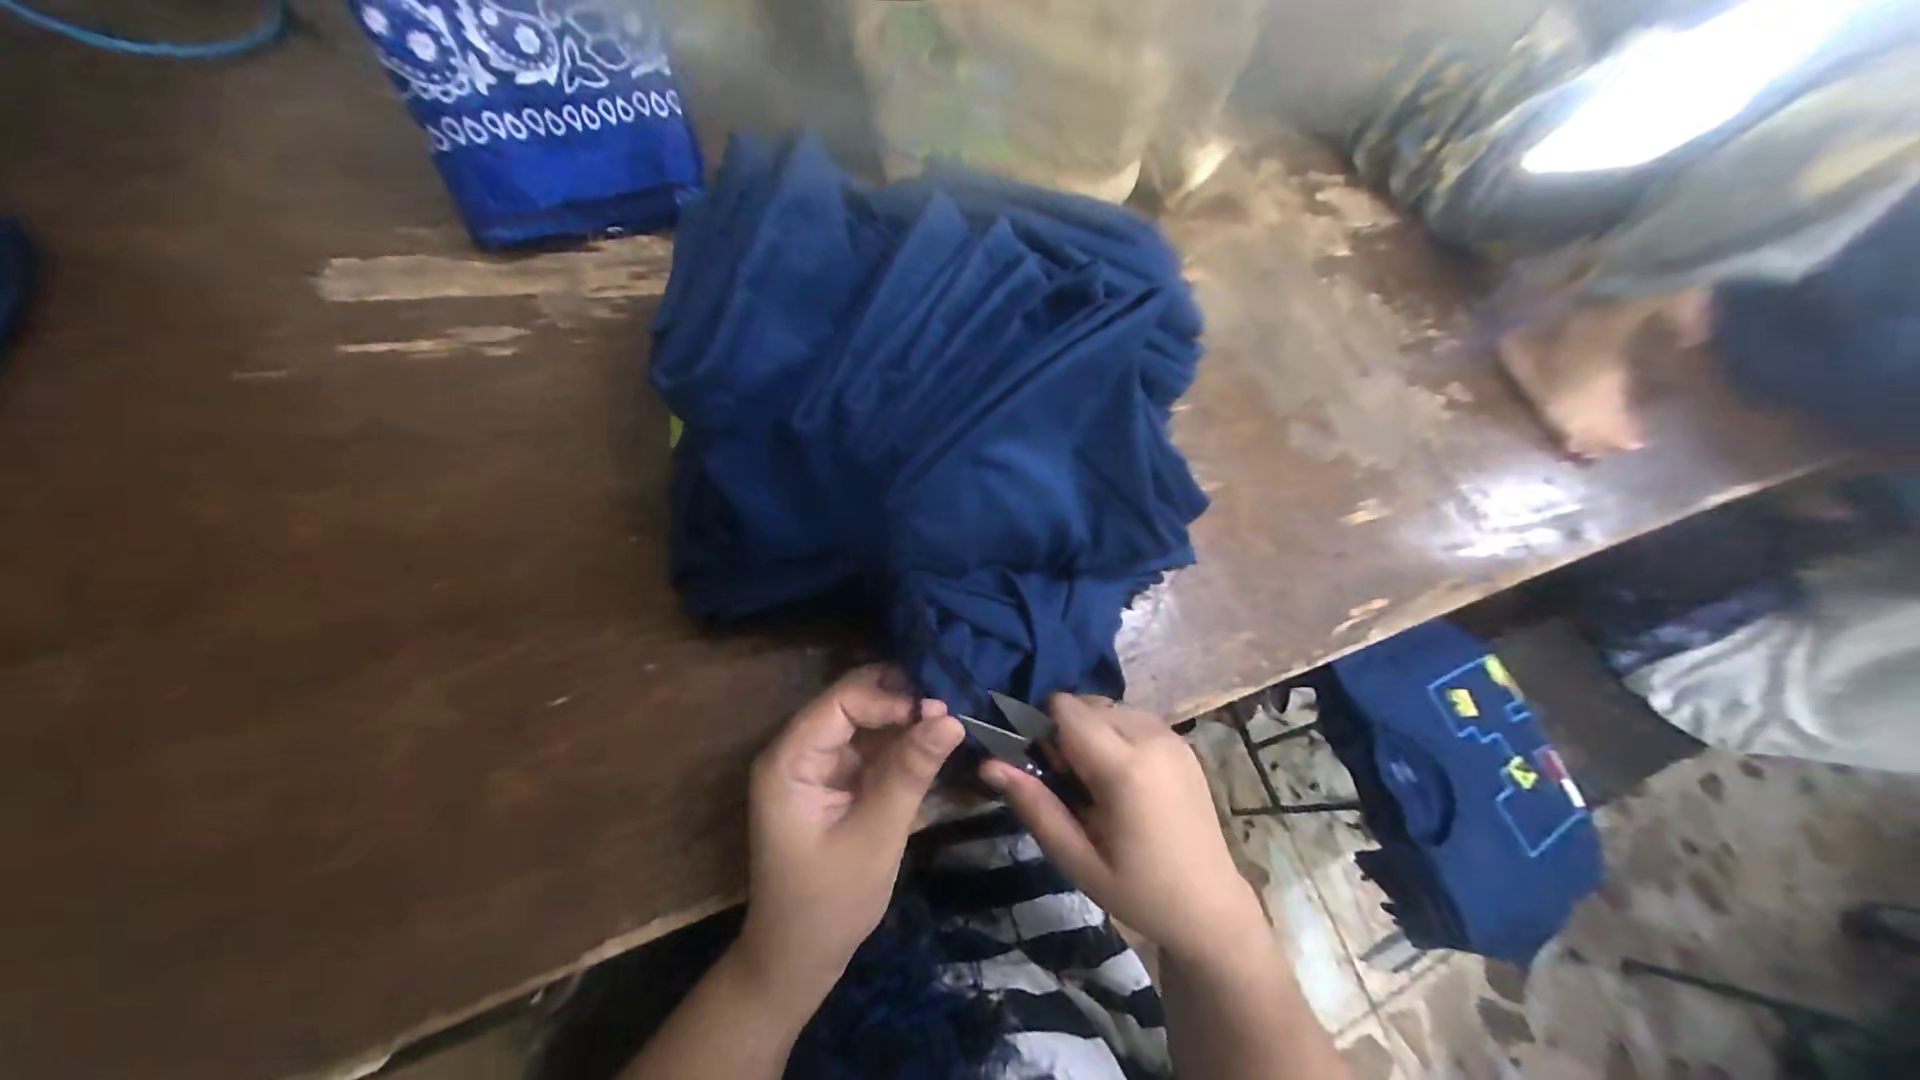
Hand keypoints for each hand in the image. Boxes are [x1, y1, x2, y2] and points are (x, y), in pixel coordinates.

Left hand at [735, 664, 963, 999]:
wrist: (798, 958)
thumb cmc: (829, 903)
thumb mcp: (875, 836)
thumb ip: (910, 772)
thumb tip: (952, 718)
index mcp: (790, 760)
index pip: (841, 701)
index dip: (890, 698)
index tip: (938, 712)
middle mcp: (799, 751)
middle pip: (852, 703)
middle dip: (900, 702)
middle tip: (950, 711)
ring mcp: (817, 765)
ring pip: (866, 721)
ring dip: (906, 721)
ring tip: (950, 724)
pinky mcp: (835, 780)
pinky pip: (871, 747)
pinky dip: (901, 744)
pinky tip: (933, 744)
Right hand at [980, 694, 1263, 962]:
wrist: (1211, 907)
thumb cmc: (1139, 891)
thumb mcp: (1076, 859)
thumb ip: (1033, 805)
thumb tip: (988, 764)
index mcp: (1125, 767)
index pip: (1066, 708)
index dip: (1044, 730)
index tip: (1048, 769)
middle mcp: (1151, 738)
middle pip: (1086, 703)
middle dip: (1067, 731)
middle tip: (1072, 782)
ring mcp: (1172, 737)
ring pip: (1109, 706)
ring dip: (1091, 730)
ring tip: (1098, 782)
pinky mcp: (1182, 742)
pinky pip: (1132, 716)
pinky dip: (1115, 732)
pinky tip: (1123, 777)